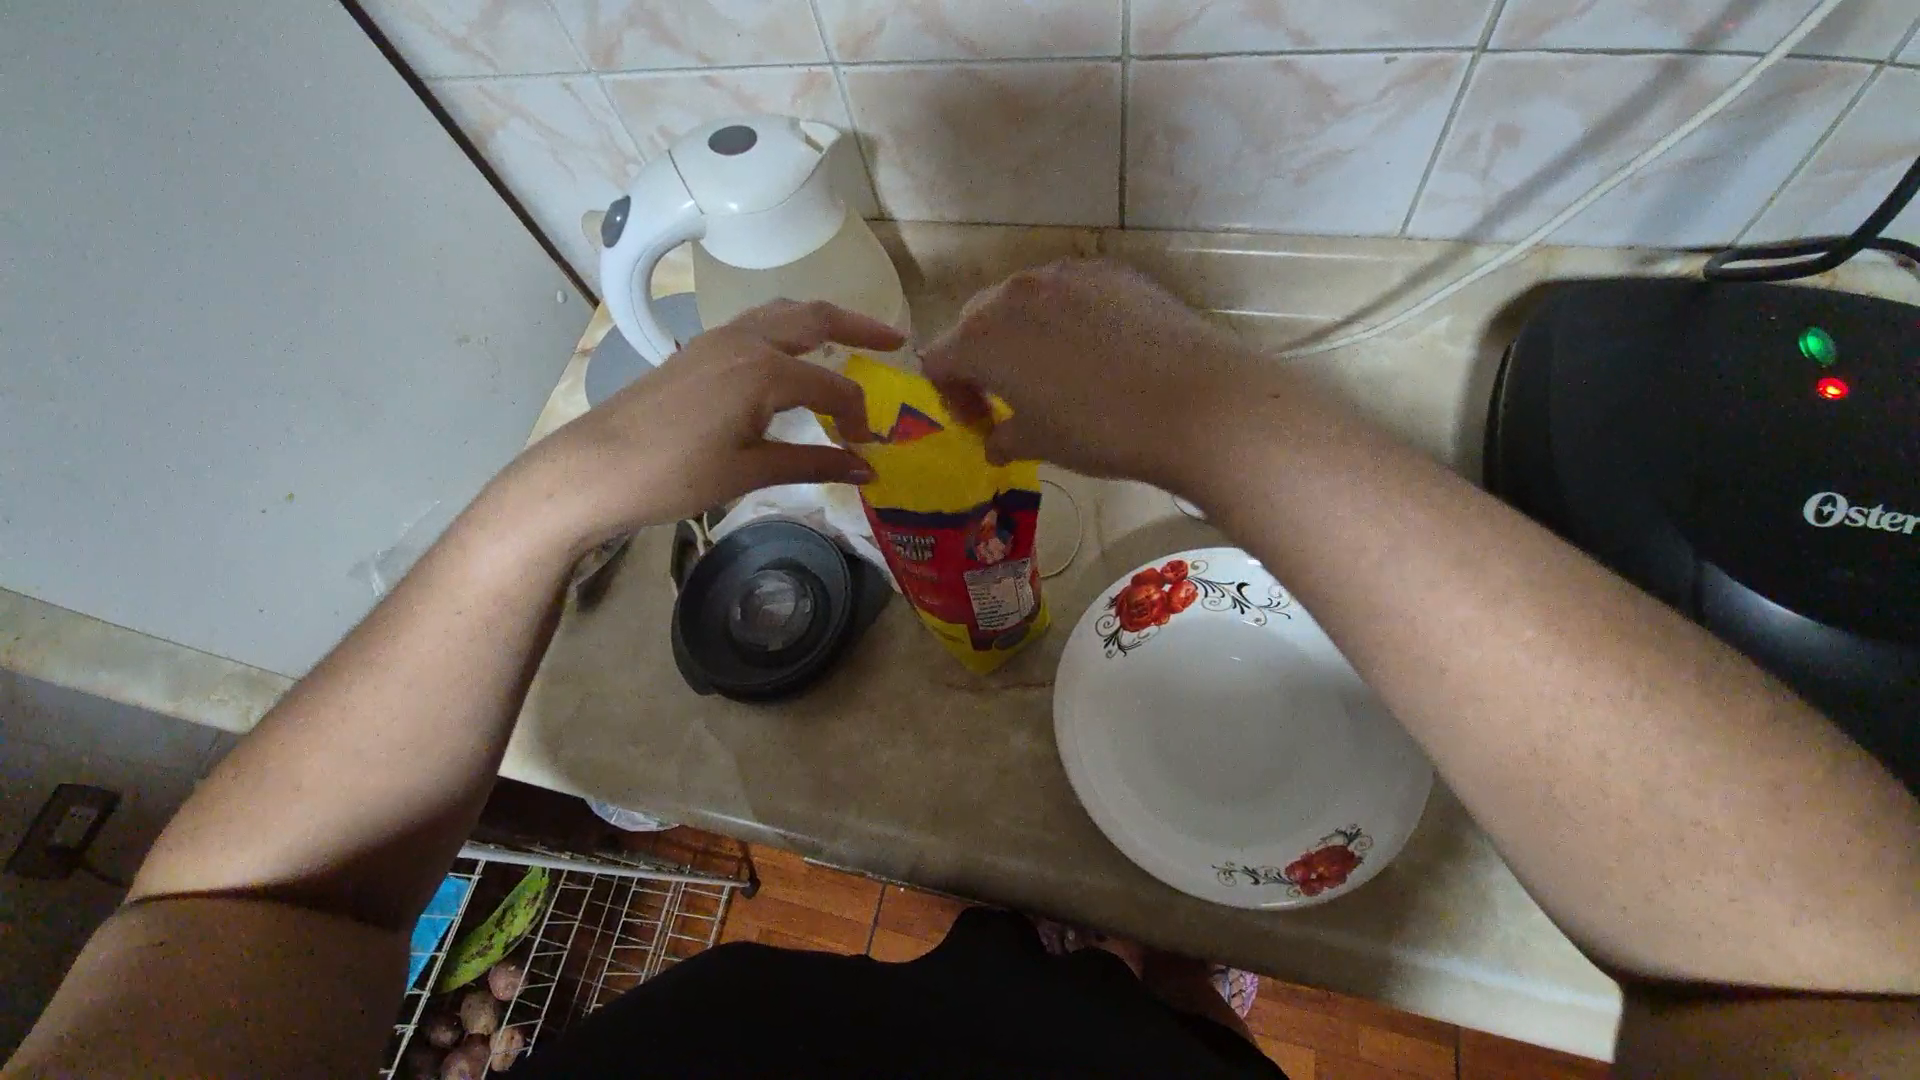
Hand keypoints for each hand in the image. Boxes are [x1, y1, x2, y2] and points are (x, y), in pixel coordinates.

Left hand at [505, 300, 903, 554]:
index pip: (834, 385)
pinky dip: (787, 331)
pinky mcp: (698, 350)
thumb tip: (868, 469)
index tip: (868, 447)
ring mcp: (717, 340)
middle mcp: (746, 341)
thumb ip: (814, 463)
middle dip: (859, 327)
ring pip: (782, 313)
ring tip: (849, 339)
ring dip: (820, 321)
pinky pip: (756, 325)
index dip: (859, 416)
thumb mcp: (750, 472)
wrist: (595, 469)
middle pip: (815, 319)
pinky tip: (791, 357)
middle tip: (895, 340)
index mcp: (765, 371)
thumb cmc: (675, 475)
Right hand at [919, 259, 1257, 486]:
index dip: (951, 395)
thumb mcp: (1040, 444)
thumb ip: (1005, 438)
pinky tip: (1100, 352)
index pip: (938, 359)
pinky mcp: (1111, 270)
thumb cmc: (1098, 431)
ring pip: (1024, 302)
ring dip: (1024, 335)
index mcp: (982, 337)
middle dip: (982, 359)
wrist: (1192, 402)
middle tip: (1010, 397)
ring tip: (1057, 372)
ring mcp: (1066, 274)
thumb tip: (996, 442)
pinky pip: (1070, 293)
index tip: (980, 422)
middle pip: (976, 321)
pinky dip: (1068, 319)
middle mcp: (1015, 293)